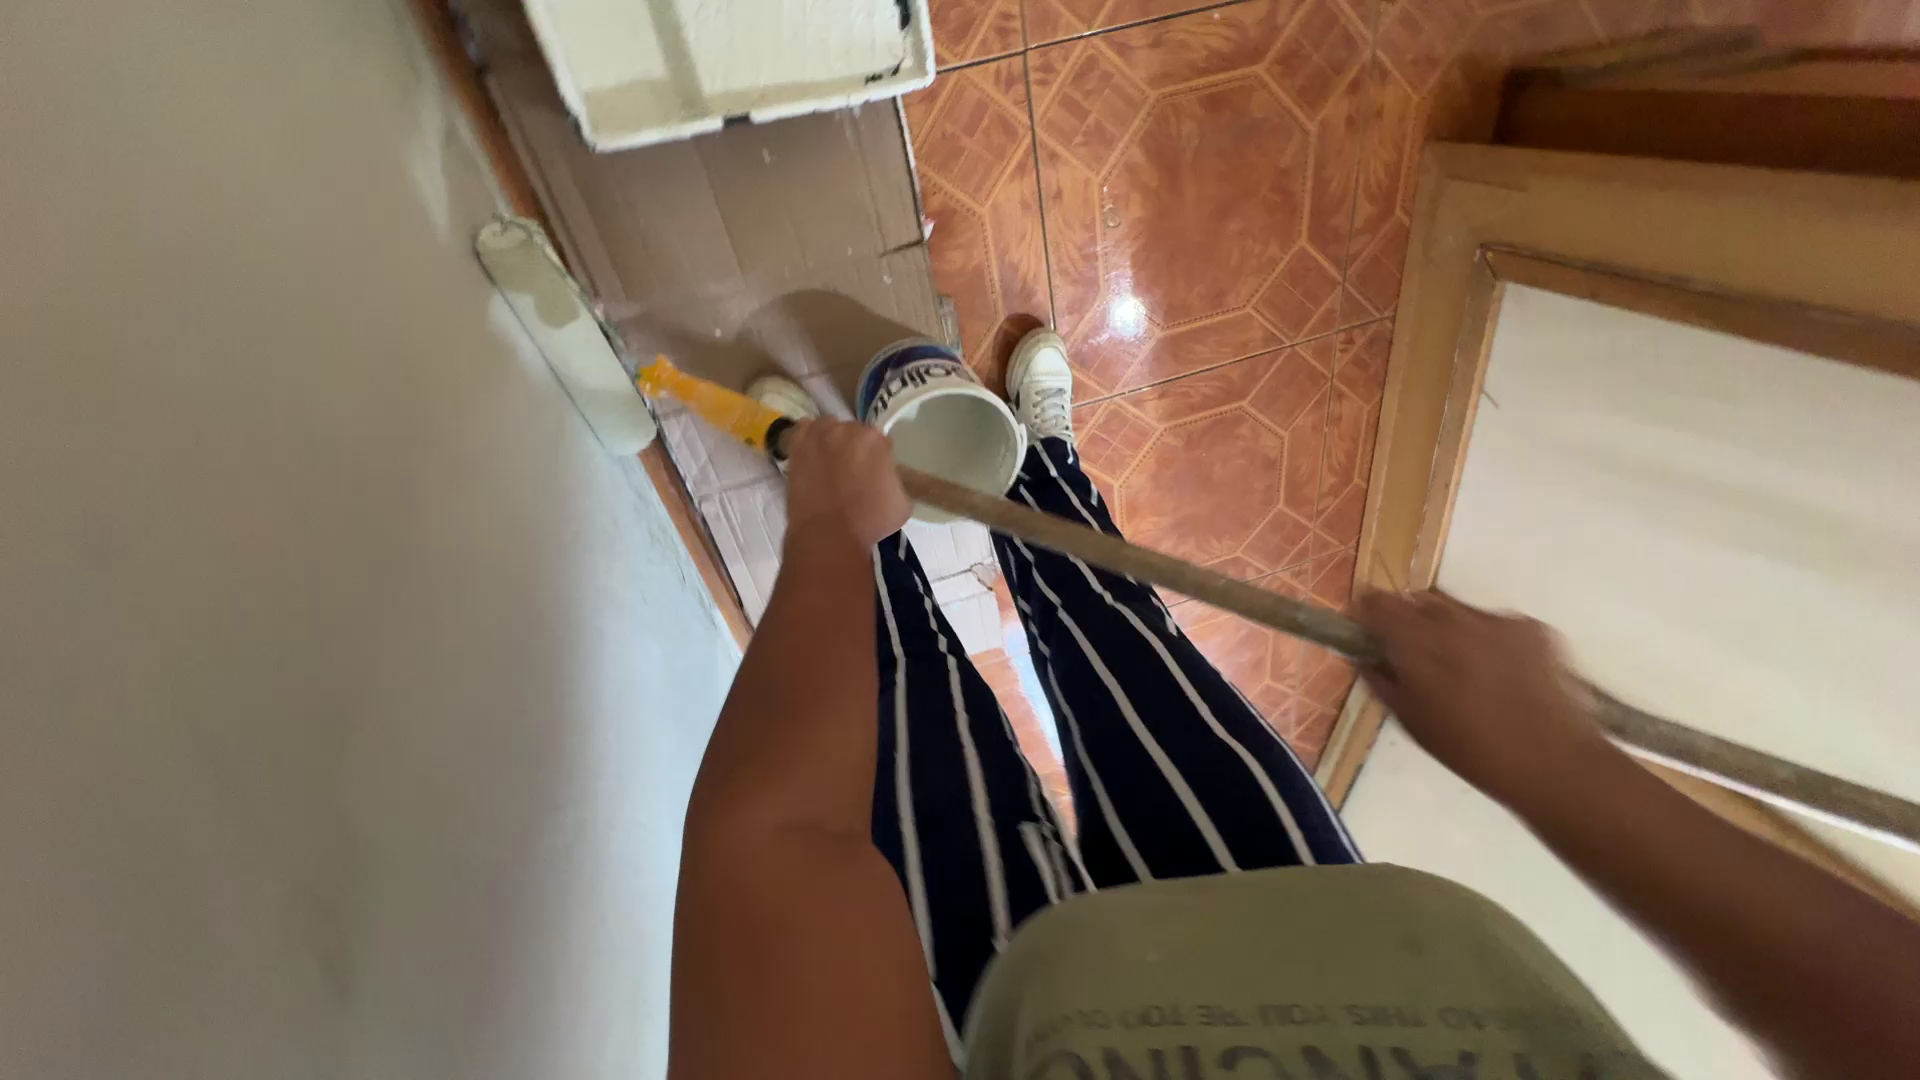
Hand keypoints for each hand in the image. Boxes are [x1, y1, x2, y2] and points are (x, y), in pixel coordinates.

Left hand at [780, 419, 911, 549]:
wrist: (828, 535)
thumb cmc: (870, 522)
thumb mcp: (902, 502)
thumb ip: (895, 481)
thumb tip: (886, 480)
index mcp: (876, 440)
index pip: (880, 441)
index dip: (878, 458)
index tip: (875, 473)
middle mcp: (848, 430)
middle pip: (854, 432)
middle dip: (855, 449)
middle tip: (852, 472)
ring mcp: (820, 435)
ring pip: (828, 428)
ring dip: (831, 440)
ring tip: (829, 463)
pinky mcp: (797, 446)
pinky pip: (803, 431)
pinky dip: (808, 439)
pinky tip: (811, 455)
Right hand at [1352, 591, 1609, 806]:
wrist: (1556, 763)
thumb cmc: (1470, 750)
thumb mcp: (1410, 720)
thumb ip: (1381, 680)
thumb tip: (1364, 657)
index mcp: (1416, 643)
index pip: (1376, 603)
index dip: (1365, 611)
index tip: (1364, 626)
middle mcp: (1453, 621)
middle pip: (1415, 600)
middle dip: (1405, 617)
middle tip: (1410, 648)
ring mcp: (1496, 620)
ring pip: (1453, 607)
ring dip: (1443, 624)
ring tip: (1456, 660)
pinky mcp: (1531, 627)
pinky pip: (1492, 621)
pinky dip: (1484, 636)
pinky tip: (1495, 668)